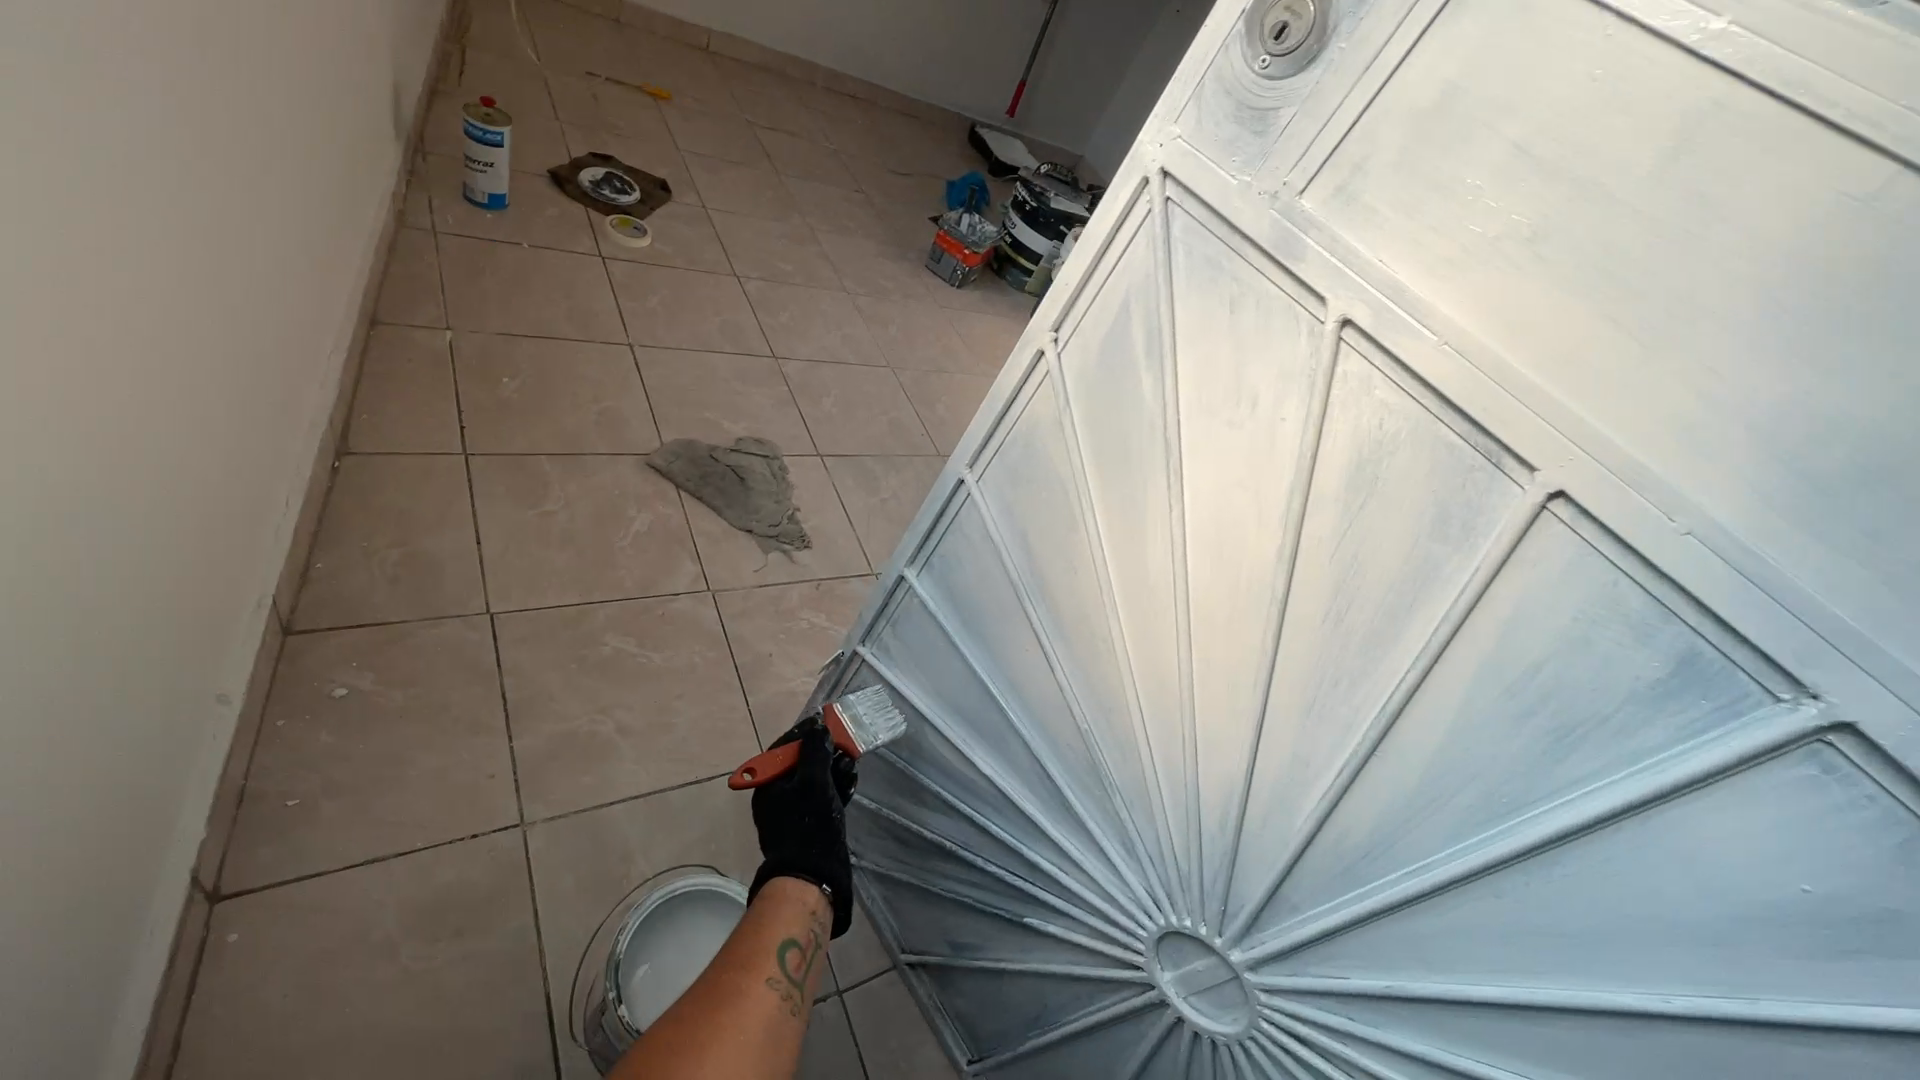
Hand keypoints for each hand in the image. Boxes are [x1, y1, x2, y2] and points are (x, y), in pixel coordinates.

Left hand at [747, 715, 855, 937]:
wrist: (813, 876)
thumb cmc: (809, 824)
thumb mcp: (813, 781)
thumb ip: (815, 751)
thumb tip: (817, 728)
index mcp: (769, 783)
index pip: (783, 748)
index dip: (804, 732)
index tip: (825, 722)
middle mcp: (778, 795)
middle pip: (801, 761)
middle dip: (825, 751)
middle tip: (845, 745)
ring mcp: (795, 810)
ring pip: (815, 778)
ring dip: (834, 768)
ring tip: (852, 765)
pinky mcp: (812, 823)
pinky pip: (823, 797)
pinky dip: (836, 787)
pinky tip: (851, 783)